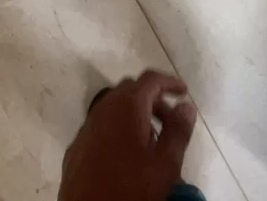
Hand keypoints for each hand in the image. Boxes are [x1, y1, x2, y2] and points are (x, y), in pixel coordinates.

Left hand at [59, 70, 196, 200]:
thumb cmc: (131, 187)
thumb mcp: (165, 164)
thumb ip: (178, 131)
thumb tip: (186, 106)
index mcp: (127, 105)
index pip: (150, 79)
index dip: (169, 82)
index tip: (184, 92)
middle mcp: (104, 106)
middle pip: (132, 90)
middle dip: (155, 100)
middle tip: (172, 122)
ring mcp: (89, 123)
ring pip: (116, 106)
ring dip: (137, 114)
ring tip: (154, 141)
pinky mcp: (80, 141)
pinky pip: (104, 123)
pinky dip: (121, 126)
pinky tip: (130, 153)